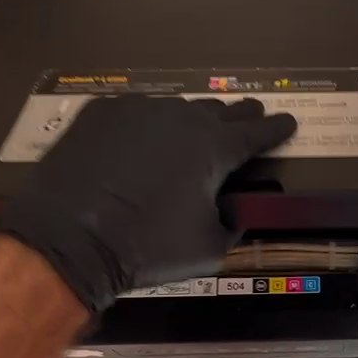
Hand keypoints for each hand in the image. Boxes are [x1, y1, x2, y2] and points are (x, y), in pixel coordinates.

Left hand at [0, 96, 296, 312]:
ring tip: (194, 132)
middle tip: (249, 118)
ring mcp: (138, 109)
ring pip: (177, 109)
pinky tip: (143, 139)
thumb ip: (231, 224)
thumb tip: (232, 211)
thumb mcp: (208, 248)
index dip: (277, 129)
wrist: (68, 238)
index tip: (289, 122)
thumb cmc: (147, 247)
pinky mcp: (101, 111)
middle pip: (221, 110)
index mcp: (214, 148)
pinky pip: (136, 112)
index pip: (258, 132)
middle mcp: (181, 118)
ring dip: (191, 121)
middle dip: (239, 116)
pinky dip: (148, 124)